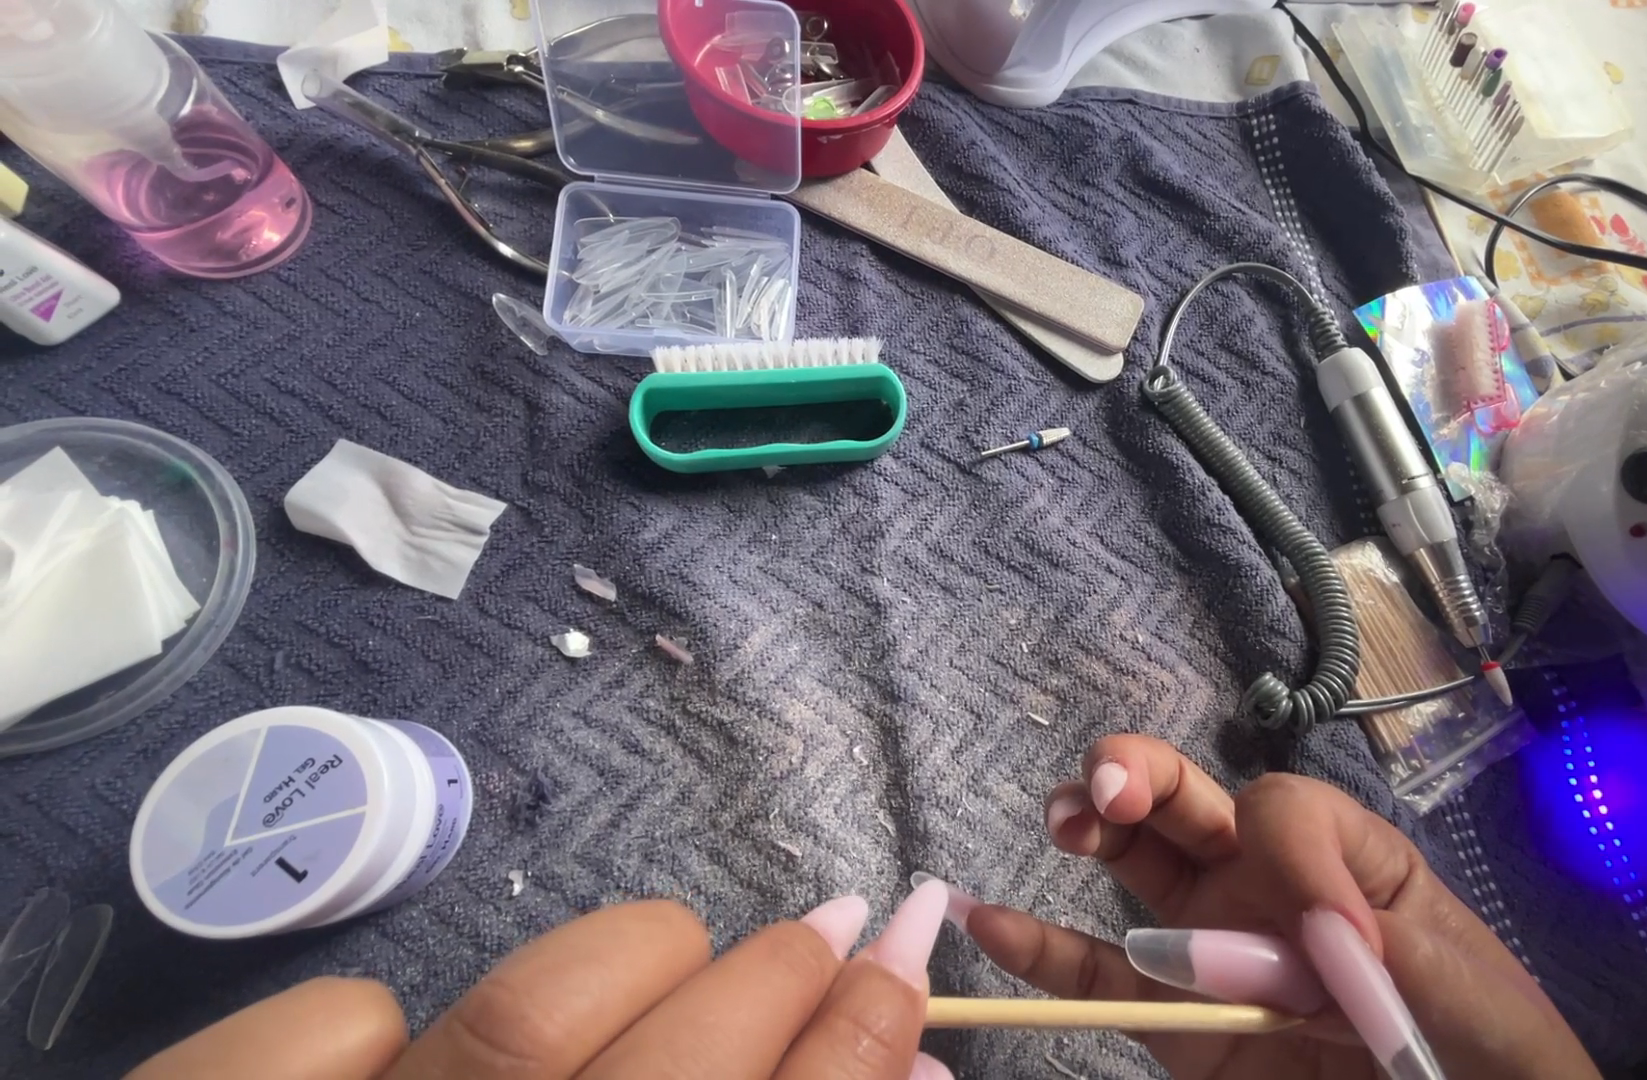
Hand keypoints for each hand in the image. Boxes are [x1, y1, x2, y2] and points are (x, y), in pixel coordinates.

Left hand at [130, 885, 954, 1079]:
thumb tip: (899, 1065)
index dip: (870, 1020)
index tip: (912, 937)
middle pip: (691, 1062)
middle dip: (788, 969)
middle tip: (836, 925)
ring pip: (534, 1011)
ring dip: (638, 955)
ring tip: (676, 960)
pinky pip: (326, 1028)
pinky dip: (369, 1025)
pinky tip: (403, 1068)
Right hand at [963, 735, 1598, 1079]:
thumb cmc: (1486, 1049)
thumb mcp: (1460, 977)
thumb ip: (1382, 928)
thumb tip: (1299, 923)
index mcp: (1326, 856)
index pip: (1280, 806)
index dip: (1294, 849)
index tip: (1337, 939)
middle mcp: (1252, 882)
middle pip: (1177, 796)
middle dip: (1136, 772)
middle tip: (1114, 788)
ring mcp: (1204, 946)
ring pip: (1129, 861)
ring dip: (1088, 822)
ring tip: (1068, 818)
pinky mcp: (1172, 1023)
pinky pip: (1095, 976)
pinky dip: (1038, 950)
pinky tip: (987, 918)